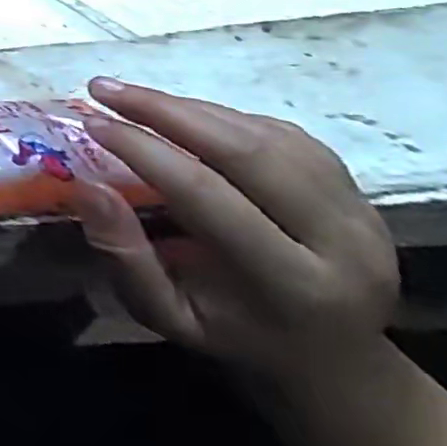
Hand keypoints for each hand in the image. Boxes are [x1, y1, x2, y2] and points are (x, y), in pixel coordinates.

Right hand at [73, 78, 398, 383]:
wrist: (330, 355)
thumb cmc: (234, 335)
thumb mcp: (168, 316)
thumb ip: (127, 258)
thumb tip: (88, 187)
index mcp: (295, 287)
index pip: (208, 195)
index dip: (144, 150)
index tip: (91, 121)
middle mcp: (342, 242)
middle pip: (244, 152)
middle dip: (163, 110)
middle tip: (103, 90)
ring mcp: (358, 209)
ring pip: (261, 133)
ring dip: (187, 107)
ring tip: (131, 97)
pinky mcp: (354, 185)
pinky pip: (278, 132)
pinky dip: (220, 115)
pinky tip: (182, 115)